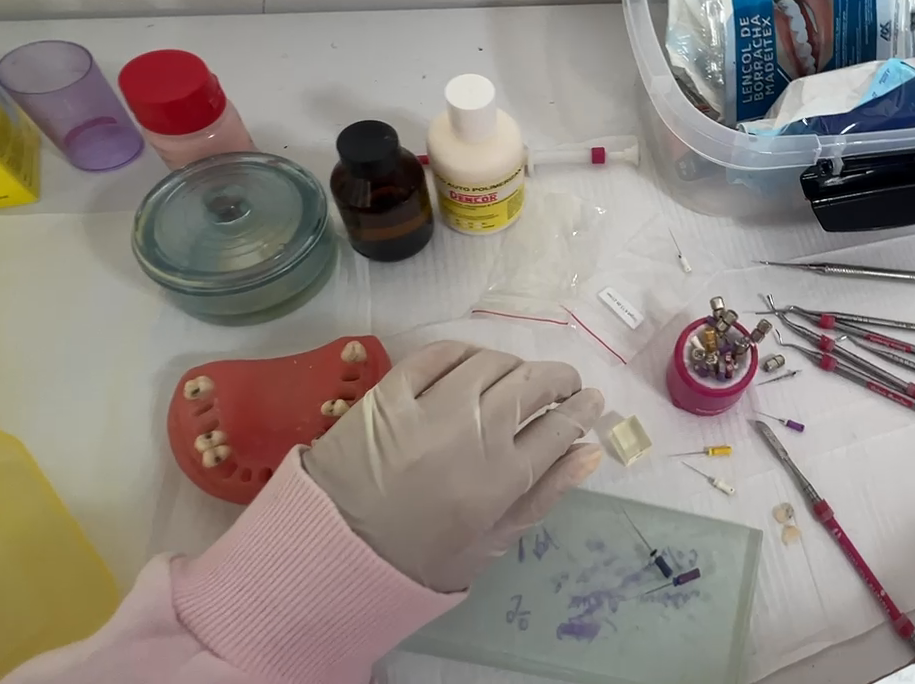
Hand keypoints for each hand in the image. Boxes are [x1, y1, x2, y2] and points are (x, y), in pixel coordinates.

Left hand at [304, 340, 605, 592]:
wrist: (322, 561)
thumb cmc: (417, 559)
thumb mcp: (491, 543)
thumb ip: (546, 494)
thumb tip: (591, 450)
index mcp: (500, 479)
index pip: (562, 426)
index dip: (585, 408)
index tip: (592, 401)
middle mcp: (472, 435)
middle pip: (535, 385)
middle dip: (561, 380)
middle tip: (564, 386)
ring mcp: (429, 410)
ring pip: (493, 363)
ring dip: (516, 367)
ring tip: (515, 380)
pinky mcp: (389, 395)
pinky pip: (441, 353)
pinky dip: (467, 352)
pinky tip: (473, 365)